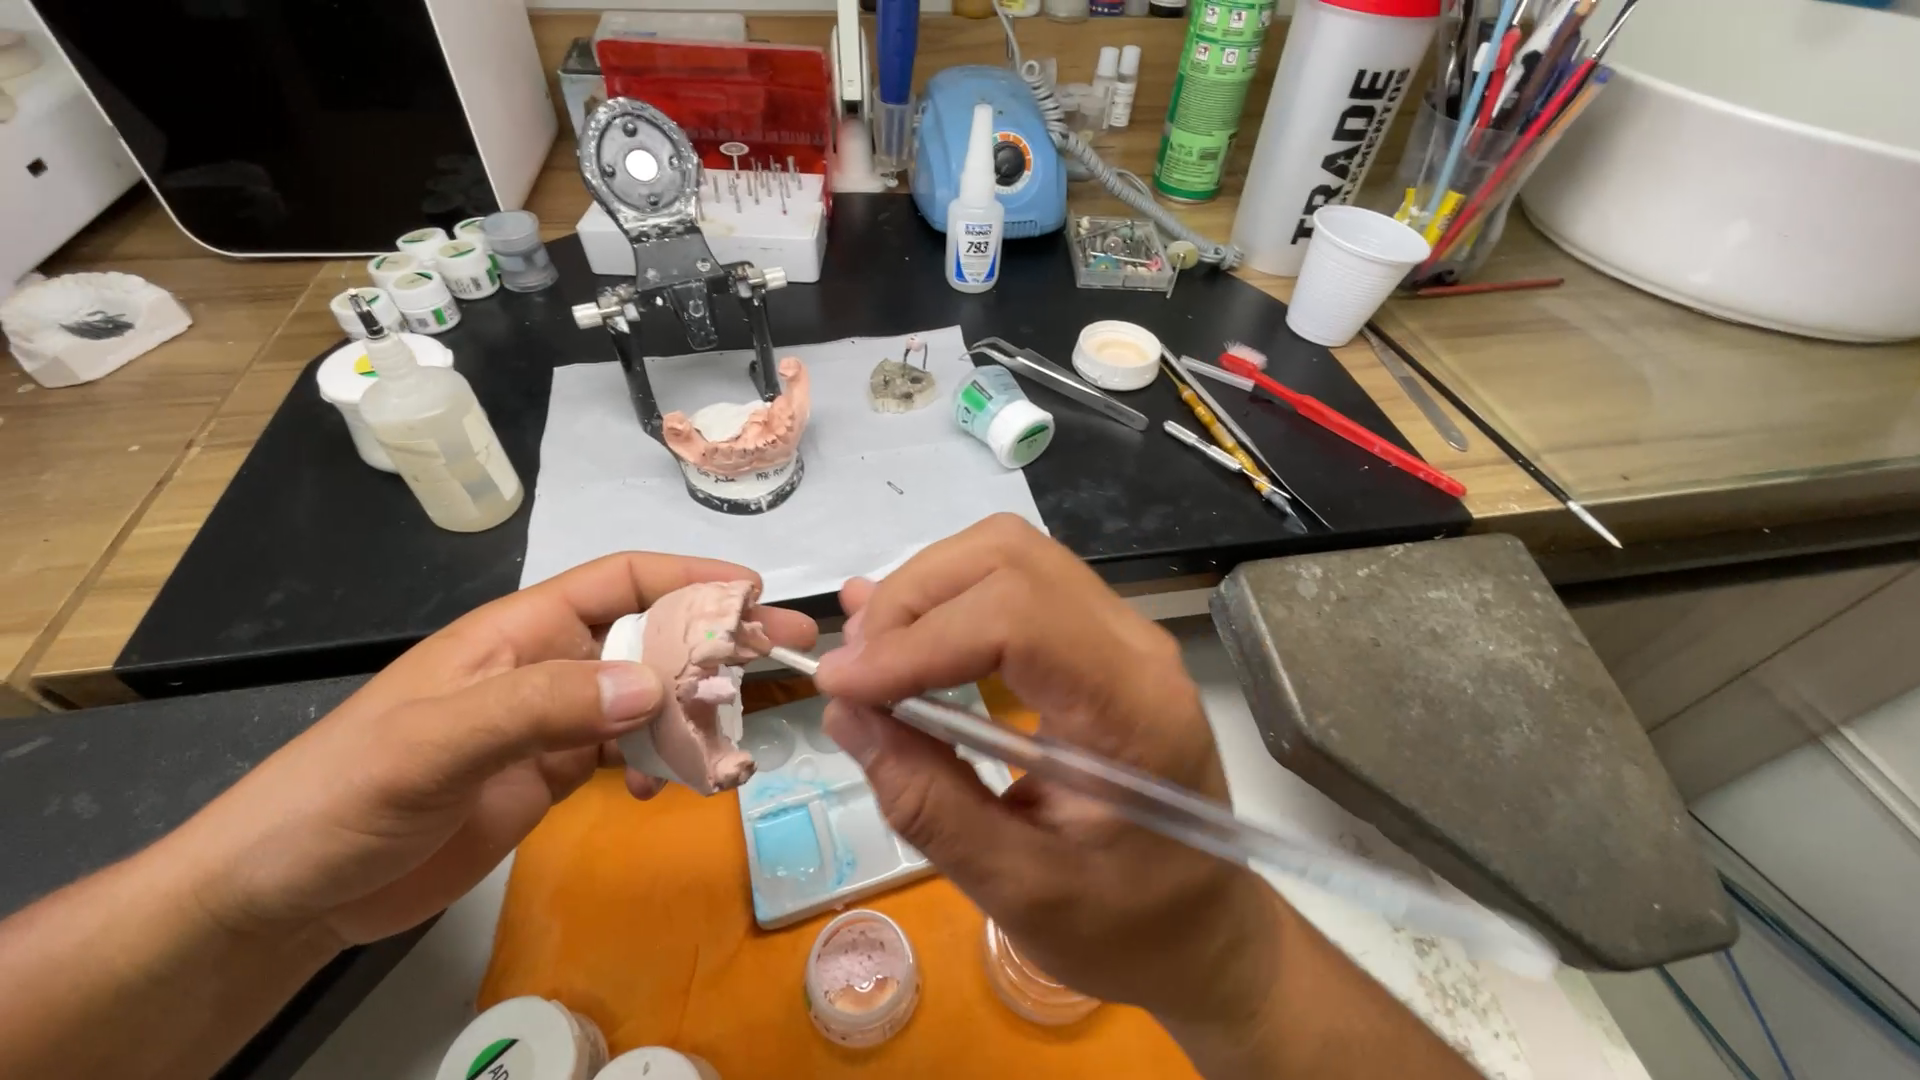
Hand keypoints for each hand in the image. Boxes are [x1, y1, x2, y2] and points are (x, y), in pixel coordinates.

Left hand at [169, 554, 816, 947]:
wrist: (285, 893)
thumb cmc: (343, 796)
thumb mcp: (436, 742)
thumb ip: (544, 706)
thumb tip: (654, 685)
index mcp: (521, 633)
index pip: (620, 581)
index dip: (687, 575)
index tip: (751, 591)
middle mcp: (549, 666)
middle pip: (652, 638)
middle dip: (718, 641)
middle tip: (786, 652)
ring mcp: (554, 722)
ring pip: (649, 699)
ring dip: (697, 710)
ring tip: (743, 733)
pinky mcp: (554, 774)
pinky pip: (630, 754)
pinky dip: (662, 763)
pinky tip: (670, 786)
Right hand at [812, 516, 1281, 1031]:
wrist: (1202, 925)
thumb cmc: (1127, 926)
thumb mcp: (1019, 891)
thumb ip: (929, 802)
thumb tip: (846, 713)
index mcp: (1134, 710)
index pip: (1019, 620)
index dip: (917, 639)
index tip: (842, 687)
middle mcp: (1135, 646)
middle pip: (1011, 560)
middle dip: (913, 600)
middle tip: (855, 671)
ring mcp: (1119, 633)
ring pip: (1009, 556)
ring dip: (925, 592)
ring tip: (870, 654)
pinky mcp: (1095, 639)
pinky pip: (1016, 583)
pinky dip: (948, 598)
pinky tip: (898, 628)